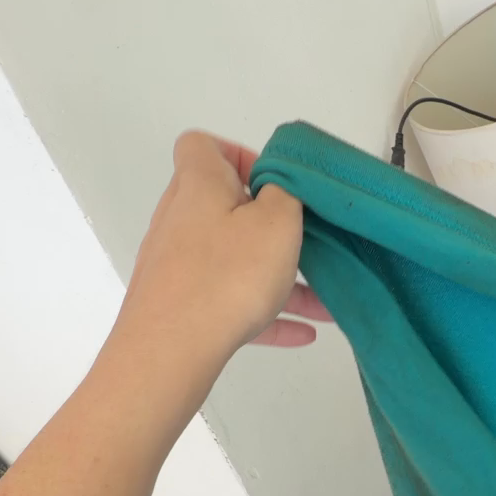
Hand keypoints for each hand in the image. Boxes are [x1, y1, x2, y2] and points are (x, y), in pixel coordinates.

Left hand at [114, 131, 329, 364]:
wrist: (172, 349)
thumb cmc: (229, 275)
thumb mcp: (277, 222)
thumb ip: (286, 193)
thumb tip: (278, 183)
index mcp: (200, 186)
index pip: (203, 147)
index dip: (239, 156)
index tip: (273, 184)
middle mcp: (182, 219)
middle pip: (229, 211)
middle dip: (274, 229)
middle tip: (306, 244)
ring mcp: (178, 266)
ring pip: (238, 263)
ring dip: (281, 280)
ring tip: (324, 302)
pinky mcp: (182, 307)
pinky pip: (232, 302)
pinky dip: (266, 312)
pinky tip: (304, 333)